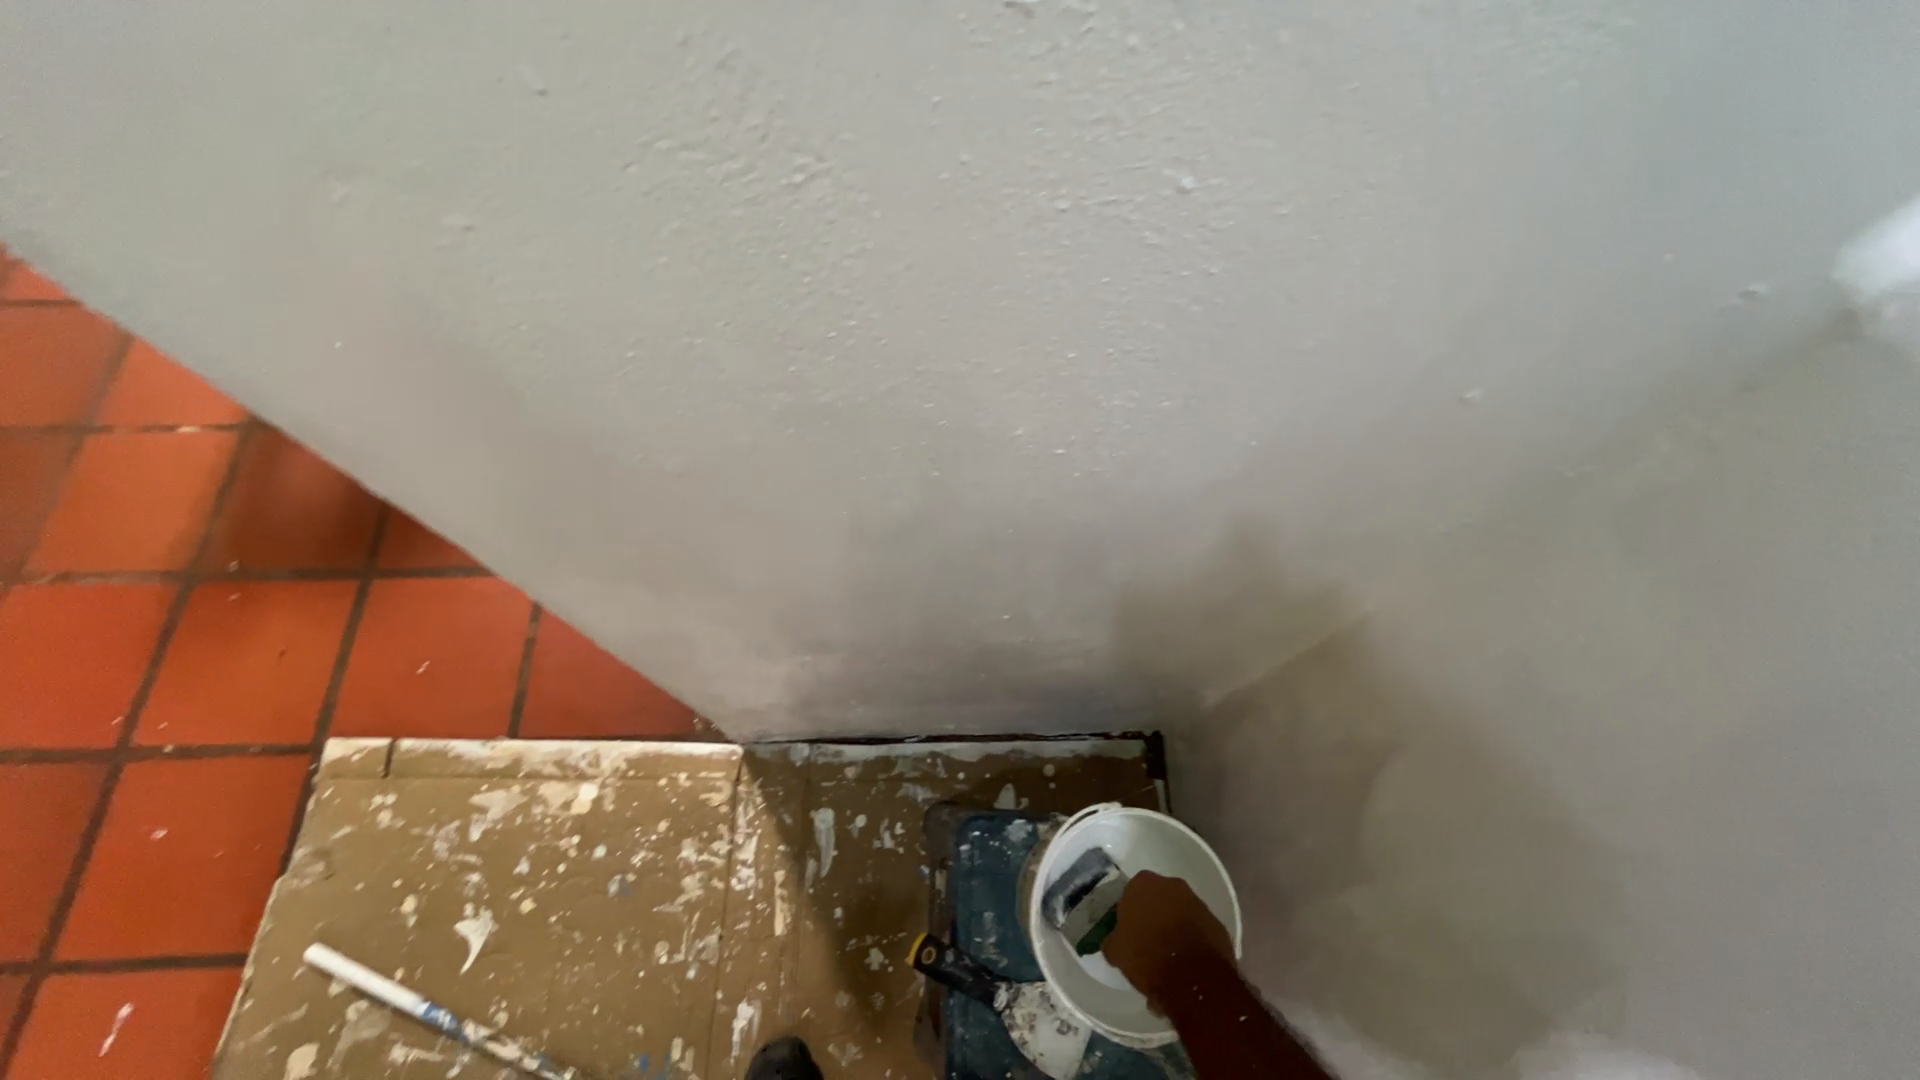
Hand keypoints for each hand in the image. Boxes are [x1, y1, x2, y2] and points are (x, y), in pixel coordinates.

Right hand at [1098, 870, 1232, 1009]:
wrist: (1193, 977)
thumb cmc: (1147, 956)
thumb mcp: (1116, 951)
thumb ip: (1113, 939)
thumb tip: (1115, 941)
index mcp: (1143, 883)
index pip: (1131, 892)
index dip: (1129, 912)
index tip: (1128, 931)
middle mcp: (1172, 885)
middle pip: (1158, 900)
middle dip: (1153, 917)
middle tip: (1147, 943)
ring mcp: (1197, 903)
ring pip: (1179, 914)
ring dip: (1174, 929)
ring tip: (1168, 959)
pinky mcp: (1217, 923)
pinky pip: (1198, 930)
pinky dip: (1192, 942)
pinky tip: (1186, 965)